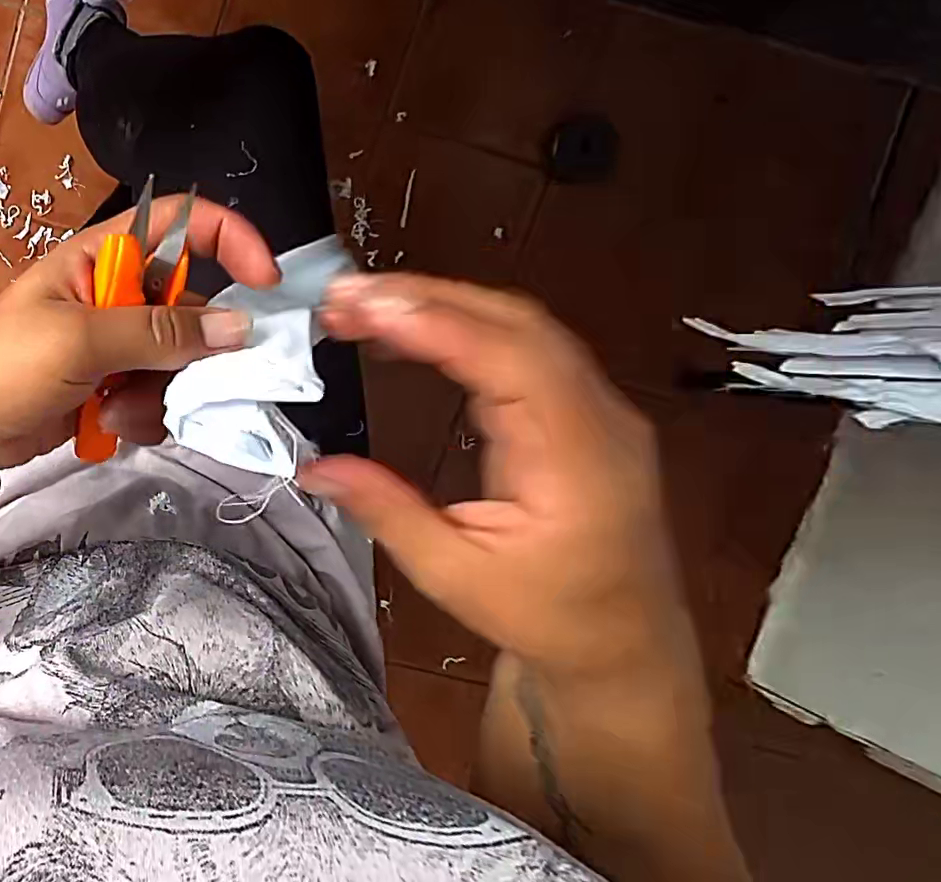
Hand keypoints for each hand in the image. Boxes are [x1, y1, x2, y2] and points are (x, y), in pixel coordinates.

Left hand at [0, 196, 280, 484]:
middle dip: (194, 349)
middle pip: (193, 305)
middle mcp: (120, 294)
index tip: (264, 281)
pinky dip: (145, 413)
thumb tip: (236, 328)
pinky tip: (108, 423)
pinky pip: (163, 394)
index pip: (180, 222)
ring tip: (115, 407)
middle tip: (177, 379)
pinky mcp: (119, 384)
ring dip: (162, 390)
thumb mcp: (79, 340)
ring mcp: (121, 344)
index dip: (229, 238)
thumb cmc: (1, 367)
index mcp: (104, 257)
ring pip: (183, 360)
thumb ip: (159, 333)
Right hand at [300, 273, 697, 686]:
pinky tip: (412, 331)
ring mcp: (597, 405)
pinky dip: (460, 326)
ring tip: (367, 304)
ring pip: (518, 324)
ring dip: (440, 304)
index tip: (367, 306)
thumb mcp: (456, 576)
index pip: (509, 360)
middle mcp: (598, 415)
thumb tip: (314, 468)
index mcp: (578, 460)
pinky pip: (520, 345)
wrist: (626, 644)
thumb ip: (386, 512)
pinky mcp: (581, 406)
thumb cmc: (550, 618)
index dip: (435, 324)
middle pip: (514, 322)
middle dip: (426, 297)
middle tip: (347, 295)